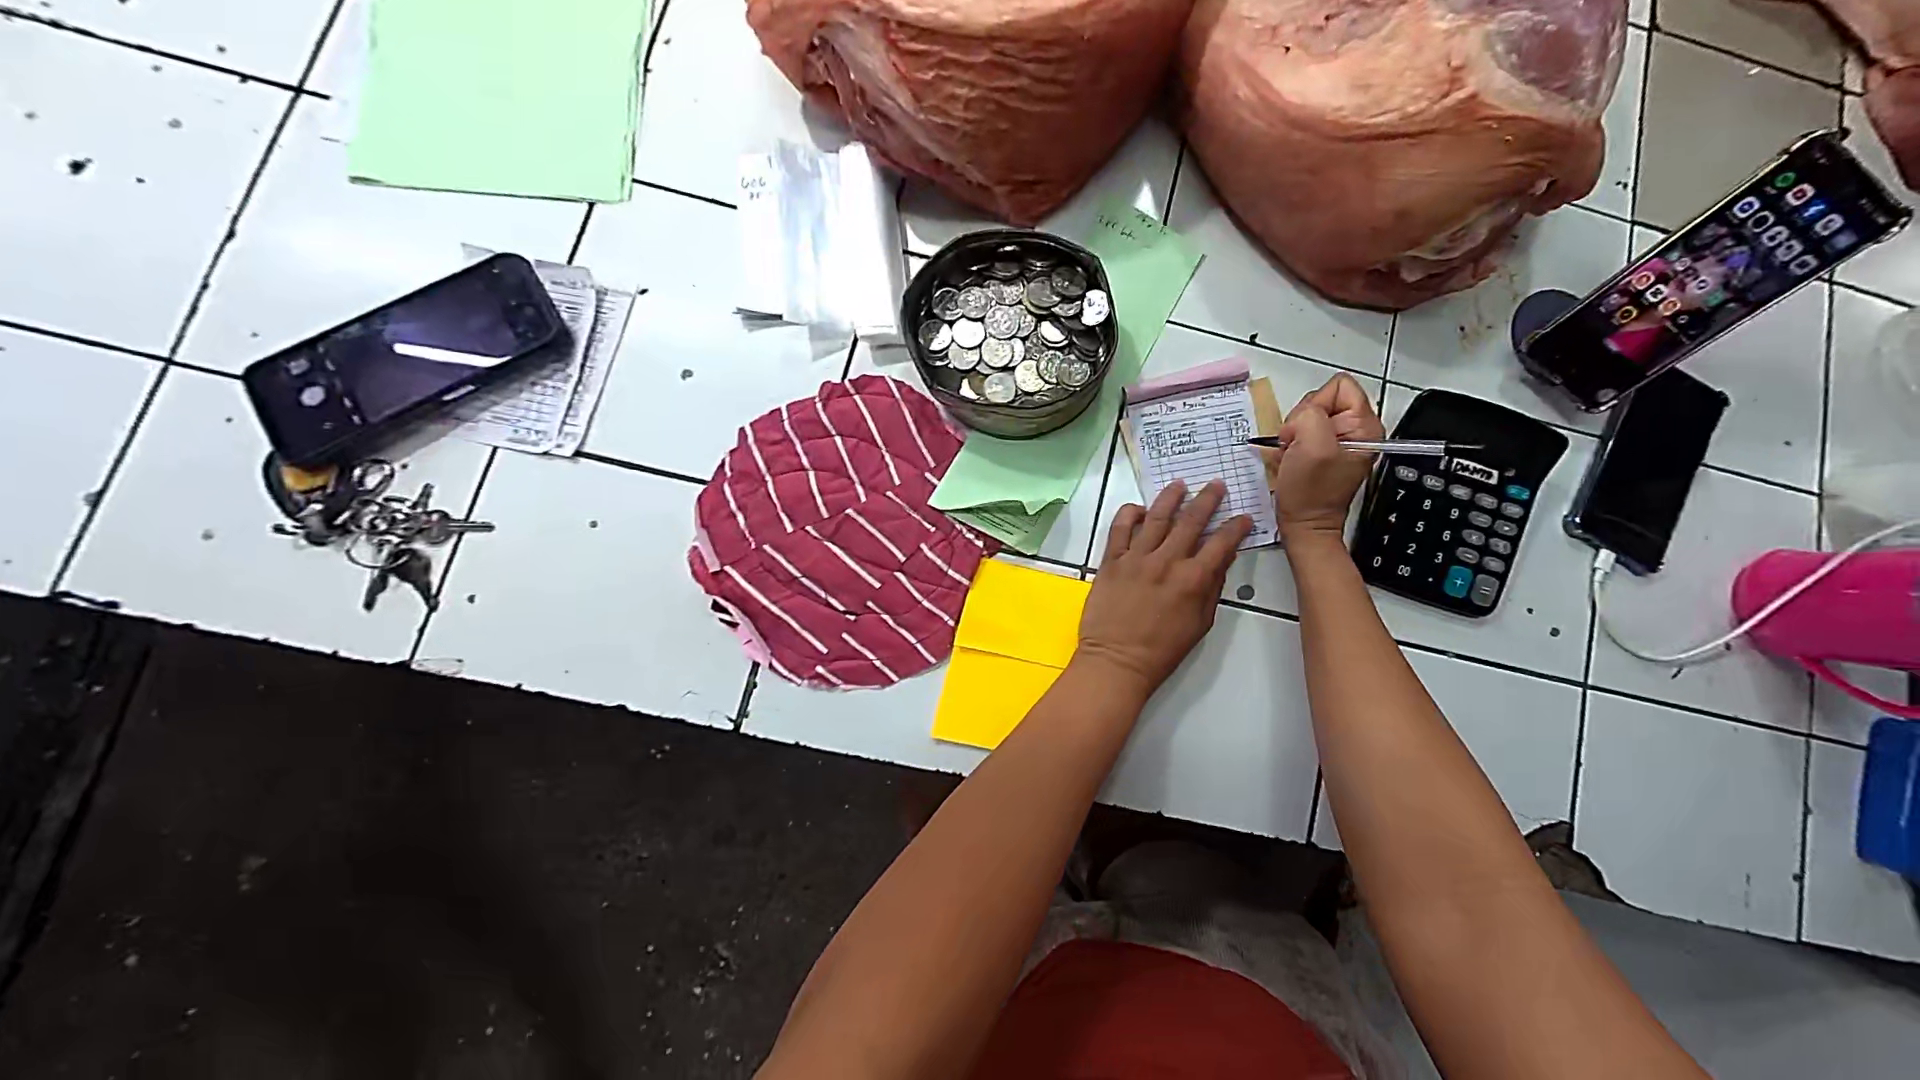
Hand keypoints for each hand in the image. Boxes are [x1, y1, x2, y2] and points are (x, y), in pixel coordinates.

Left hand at [1075, 481, 1251, 700]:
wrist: (1117, 660)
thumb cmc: (1161, 650)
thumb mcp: (1200, 623)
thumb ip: (1212, 587)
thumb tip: (1222, 560)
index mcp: (1193, 579)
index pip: (1221, 543)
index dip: (1236, 527)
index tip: (1243, 517)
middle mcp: (1166, 562)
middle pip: (1191, 521)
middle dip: (1207, 500)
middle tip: (1216, 485)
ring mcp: (1136, 558)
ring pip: (1156, 517)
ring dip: (1170, 498)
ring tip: (1179, 485)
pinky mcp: (1111, 561)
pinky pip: (1120, 528)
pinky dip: (1129, 513)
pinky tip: (1138, 507)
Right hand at [1265, 374, 1384, 542]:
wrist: (1304, 523)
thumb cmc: (1310, 492)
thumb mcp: (1312, 445)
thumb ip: (1312, 414)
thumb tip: (1304, 413)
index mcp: (1363, 424)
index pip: (1338, 386)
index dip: (1316, 406)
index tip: (1309, 432)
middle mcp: (1353, 430)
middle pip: (1319, 400)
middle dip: (1300, 422)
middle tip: (1300, 447)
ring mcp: (1336, 441)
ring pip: (1305, 417)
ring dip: (1292, 436)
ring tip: (1295, 456)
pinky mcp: (1321, 450)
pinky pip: (1298, 433)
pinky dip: (1290, 446)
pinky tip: (1292, 461)